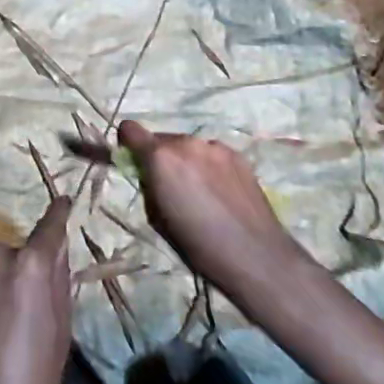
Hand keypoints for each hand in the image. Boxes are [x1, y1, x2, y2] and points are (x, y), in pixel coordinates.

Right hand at [117, 120, 309, 293]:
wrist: (255, 254)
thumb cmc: (197, 244)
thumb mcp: (156, 217)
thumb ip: (148, 184)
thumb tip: (148, 173)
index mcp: (160, 157)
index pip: (130, 129)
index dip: (128, 143)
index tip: (133, 160)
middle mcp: (186, 142)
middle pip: (161, 139)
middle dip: (160, 156)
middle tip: (170, 185)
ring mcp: (215, 146)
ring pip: (188, 146)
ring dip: (186, 160)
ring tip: (200, 189)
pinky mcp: (238, 155)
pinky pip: (211, 153)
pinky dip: (208, 165)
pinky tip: (220, 190)